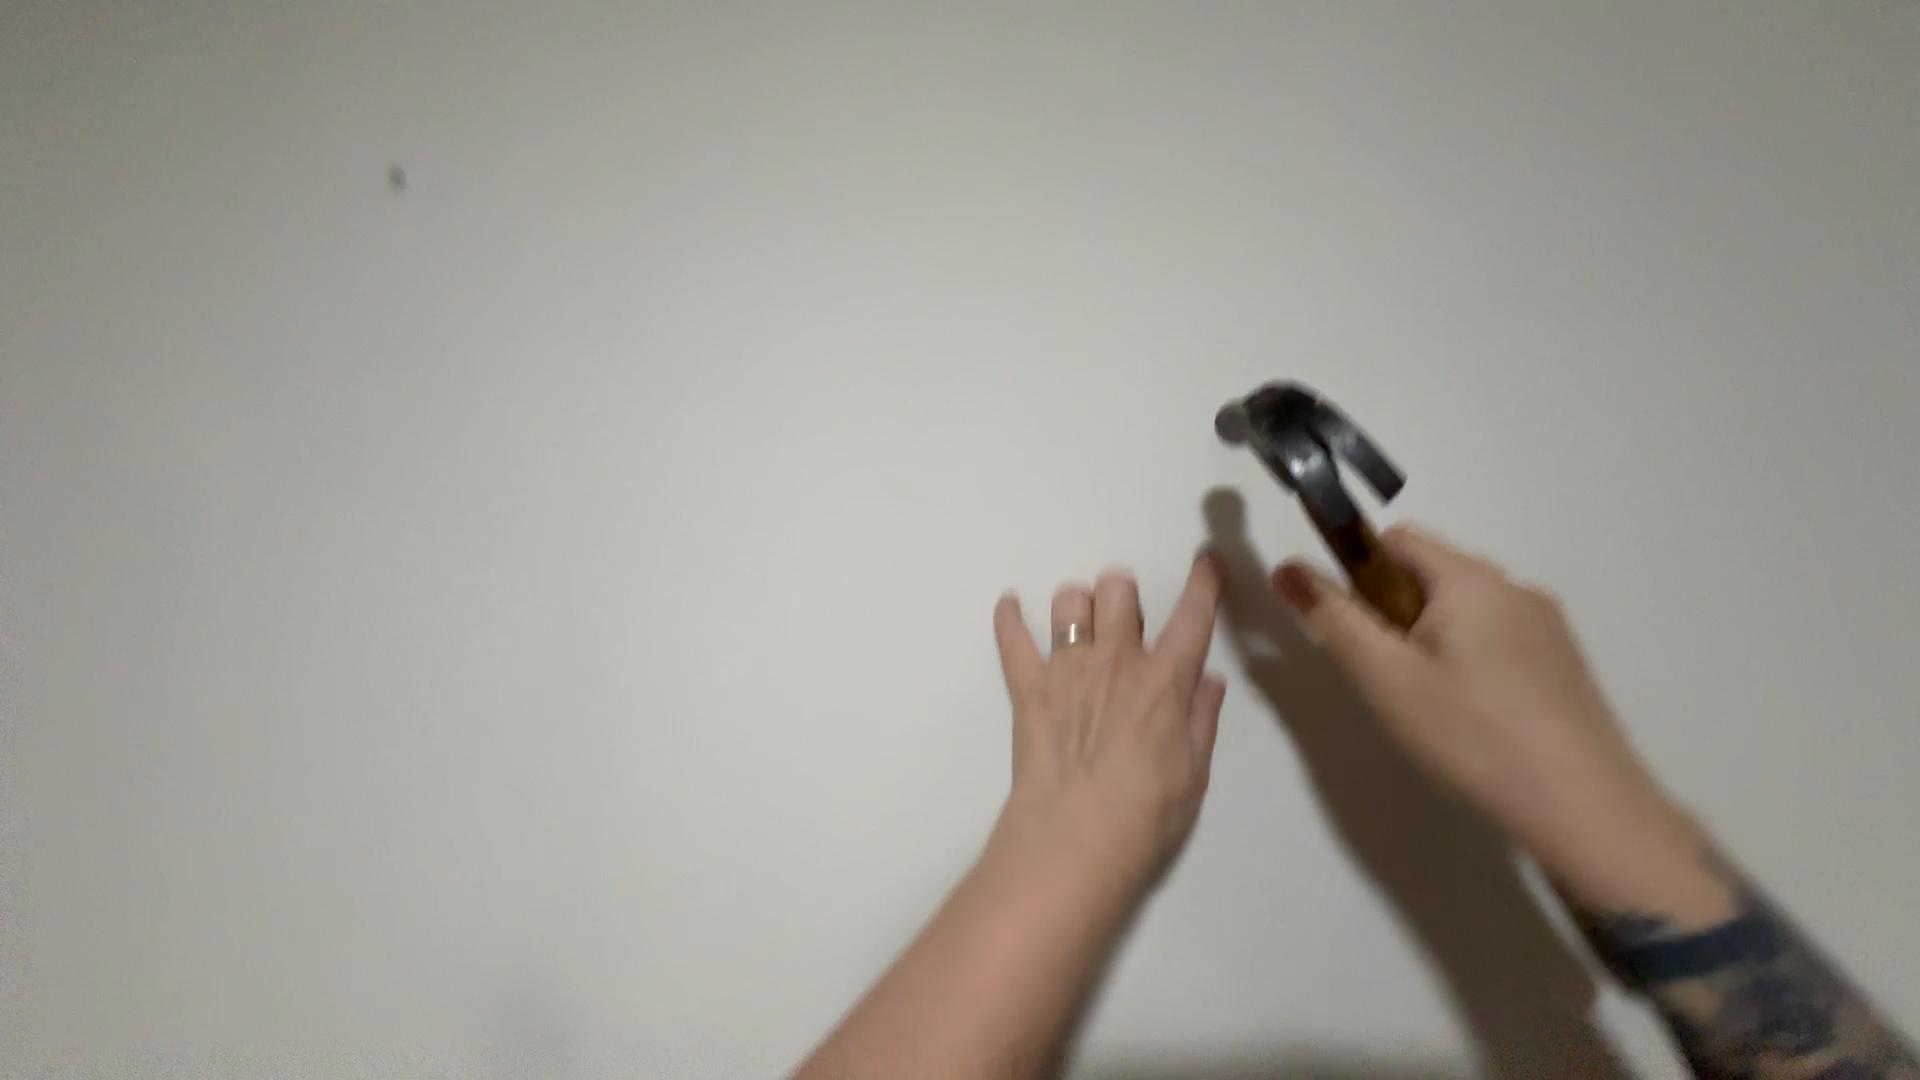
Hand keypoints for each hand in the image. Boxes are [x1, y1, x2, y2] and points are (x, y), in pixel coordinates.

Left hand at [990, 557, 1227, 898]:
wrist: (1074, 840)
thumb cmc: (1145, 816)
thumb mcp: (1193, 773)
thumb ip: (1202, 719)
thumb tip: (1209, 679)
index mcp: (1164, 681)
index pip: (1193, 618)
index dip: (1204, 584)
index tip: (1208, 560)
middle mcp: (1116, 660)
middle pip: (1117, 591)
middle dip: (1121, 591)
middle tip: (1121, 613)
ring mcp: (1067, 668)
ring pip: (1069, 602)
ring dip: (1076, 604)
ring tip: (1077, 620)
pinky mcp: (1027, 685)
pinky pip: (1012, 638)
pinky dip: (1009, 617)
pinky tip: (1009, 604)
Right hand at [1273, 526, 1717, 915]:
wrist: (1590, 813)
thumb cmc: (1471, 735)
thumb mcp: (1383, 675)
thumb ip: (1331, 616)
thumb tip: (1285, 566)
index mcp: (1472, 579)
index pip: (1396, 539)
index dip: (1356, 568)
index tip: (1348, 624)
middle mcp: (1515, 588)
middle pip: (1428, 574)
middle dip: (1389, 610)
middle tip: (1382, 673)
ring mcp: (1547, 627)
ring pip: (1459, 609)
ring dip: (1425, 637)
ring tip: (1421, 700)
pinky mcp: (1561, 664)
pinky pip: (1492, 638)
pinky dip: (1462, 659)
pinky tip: (1465, 714)